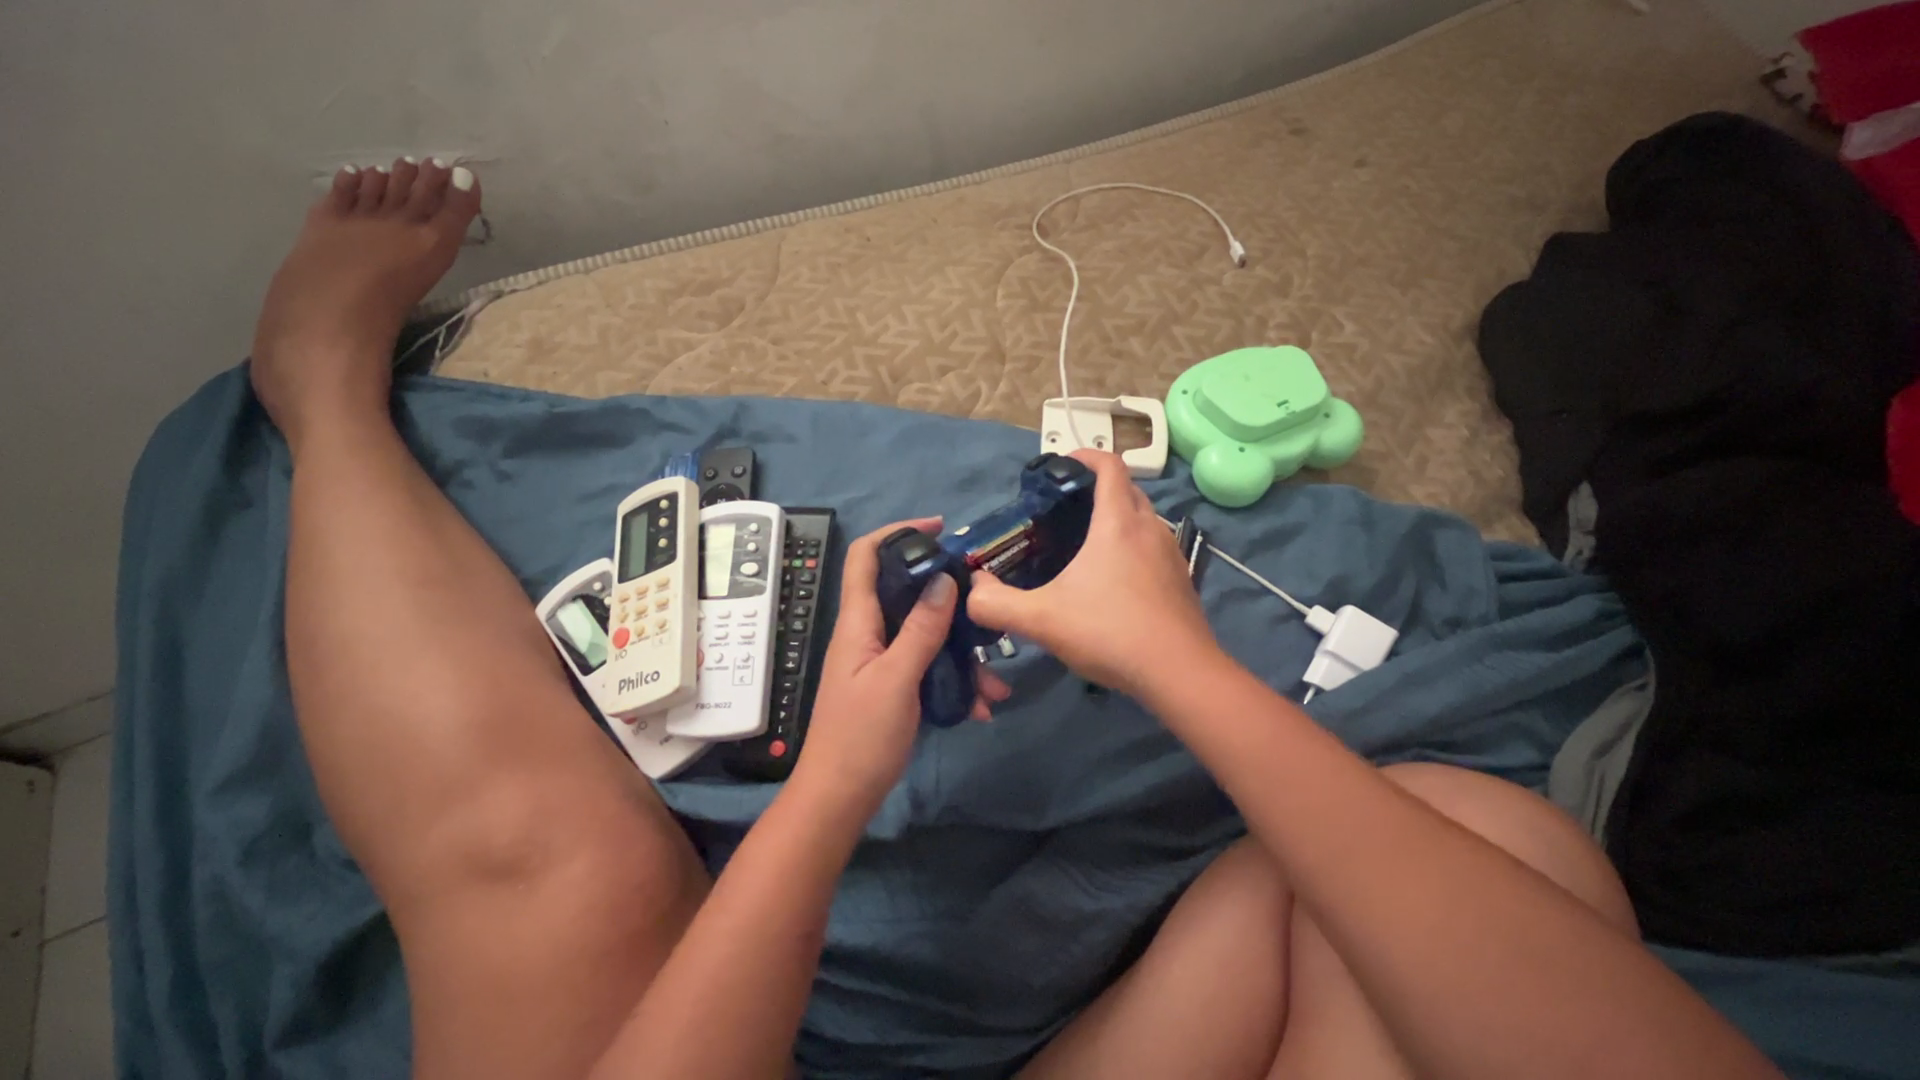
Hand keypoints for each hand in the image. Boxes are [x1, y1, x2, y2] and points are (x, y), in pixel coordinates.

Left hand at [795, 518, 1010, 802]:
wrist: (839, 798)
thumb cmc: (861, 737)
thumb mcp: (896, 680)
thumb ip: (920, 630)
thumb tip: (944, 580)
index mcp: (858, 623)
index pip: (865, 557)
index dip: (897, 533)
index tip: (939, 530)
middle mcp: (868, 635)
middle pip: (906, 593)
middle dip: (948, 598)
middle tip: (985, 604)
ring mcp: (881, 663)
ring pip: (925, 636)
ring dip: (961, 653)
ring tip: (996, 682)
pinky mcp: (894, 688)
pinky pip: (929, 669)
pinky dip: (955, 682)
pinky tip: (981, 707)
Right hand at [966, 451, 1220, 700]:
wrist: (1179, 673)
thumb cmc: (1110, 633)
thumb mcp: (1041, 620)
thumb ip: (997, 604)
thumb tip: (972, 591)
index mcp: (1118, 522)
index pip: (1109, 465)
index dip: (1085, 456)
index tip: (1061, 465)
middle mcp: (1150, 528)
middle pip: (1128, 490)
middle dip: (1099, 489)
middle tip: (1065, 510)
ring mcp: (1171, 555)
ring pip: (1144, 521)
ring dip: (1118, 521)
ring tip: (1086, 546)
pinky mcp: (1181, 581)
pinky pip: (1154, 550)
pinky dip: (1133, 550)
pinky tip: (1114, 584)